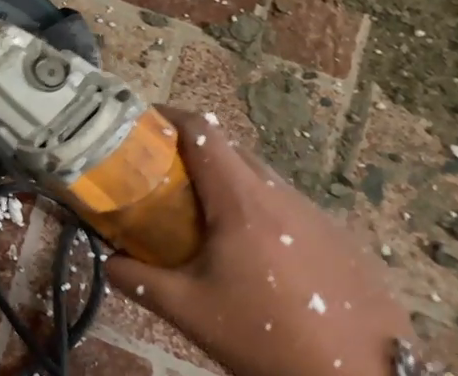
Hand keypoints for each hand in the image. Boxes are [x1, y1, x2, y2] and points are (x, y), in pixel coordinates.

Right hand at [109, 111, 411, 375]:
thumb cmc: (269, 339)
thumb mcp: (187, 311)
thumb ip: (134, 277)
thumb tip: (107, 257)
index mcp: (243, 202)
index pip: (202, 131)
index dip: (167, 117)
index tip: (139, 125)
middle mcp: (285, 199)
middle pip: (231, 152)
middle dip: (192, 152)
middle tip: (161, 175)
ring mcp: (324, 222)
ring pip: (264, 182)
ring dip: (230, 185)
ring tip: (206, 218)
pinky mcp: (350, 247)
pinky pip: (294, 212)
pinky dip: (264, 215)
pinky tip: (257, 255)